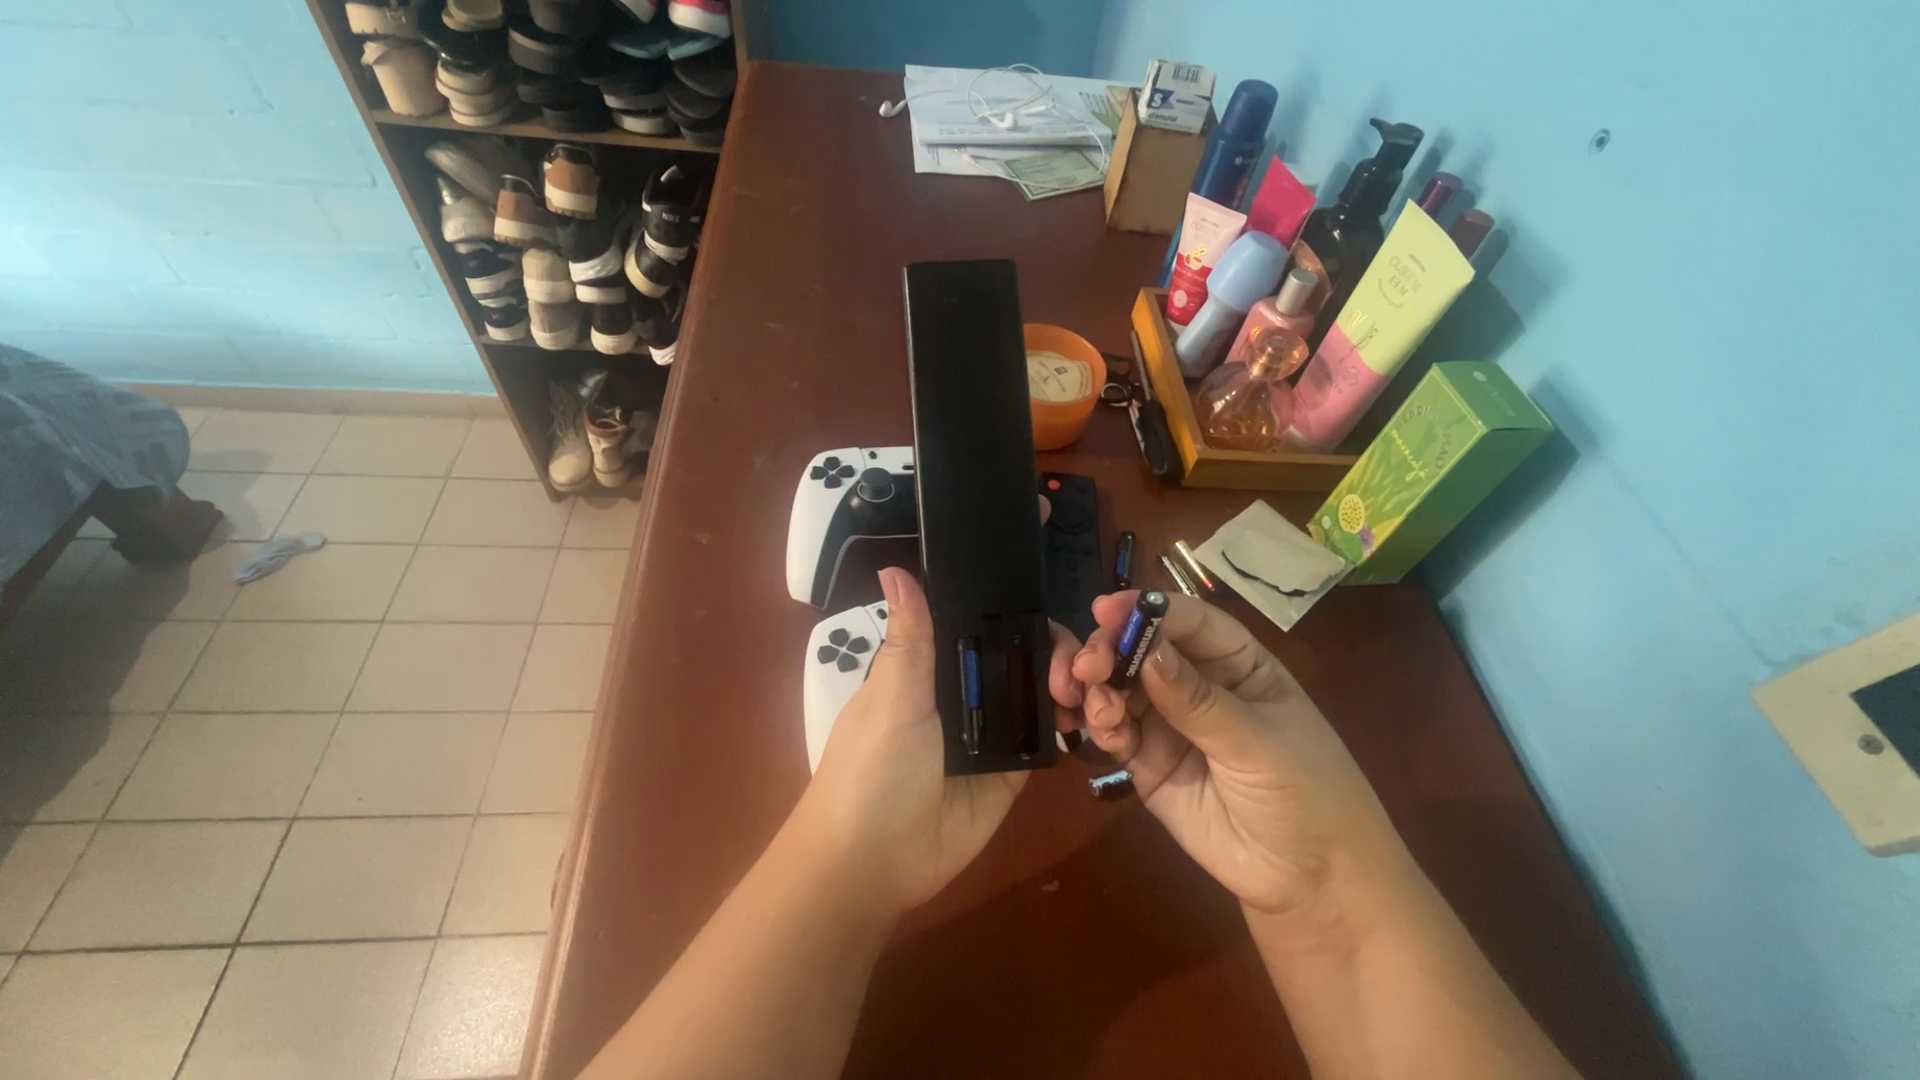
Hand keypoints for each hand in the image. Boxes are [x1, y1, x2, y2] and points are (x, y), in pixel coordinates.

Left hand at [798, 568, 1076, 914]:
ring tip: (1092, 687)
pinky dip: (1073, 720)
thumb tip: (894, 568)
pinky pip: (1049, 735)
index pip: (982, 620)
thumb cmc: (872, 768)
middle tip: (1080, 664)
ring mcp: (993, 728)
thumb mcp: (891, 697)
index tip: (1055, 596)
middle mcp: (965, 688)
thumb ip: (911, 639)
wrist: (876, 862)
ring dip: (1071, 679)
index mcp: (930, 664)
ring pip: (1040, 688)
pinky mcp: (1016, 767)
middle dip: (1056, 645)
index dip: (1016, 604)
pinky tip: (1094, 713)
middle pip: (1021, 650)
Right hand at [1058, 591, 1410, 918]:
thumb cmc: (1307, 795)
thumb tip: (1147, 652)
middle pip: (1141, 649)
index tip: (1105, 610)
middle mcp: (1197, 685)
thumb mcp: (1258, 742)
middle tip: (1085, 666)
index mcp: (1237, 663)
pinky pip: (1114, 732)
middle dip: (1107, 650)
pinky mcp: (1147, 763)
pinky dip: (1098, 724)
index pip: (1188, 622)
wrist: (1310, 883)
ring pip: (1119, 687)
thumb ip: (1198, 700)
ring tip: (1087, 701)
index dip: (1147, 609)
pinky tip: (1100, 729)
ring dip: (1095, 686)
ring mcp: (1169, 724)